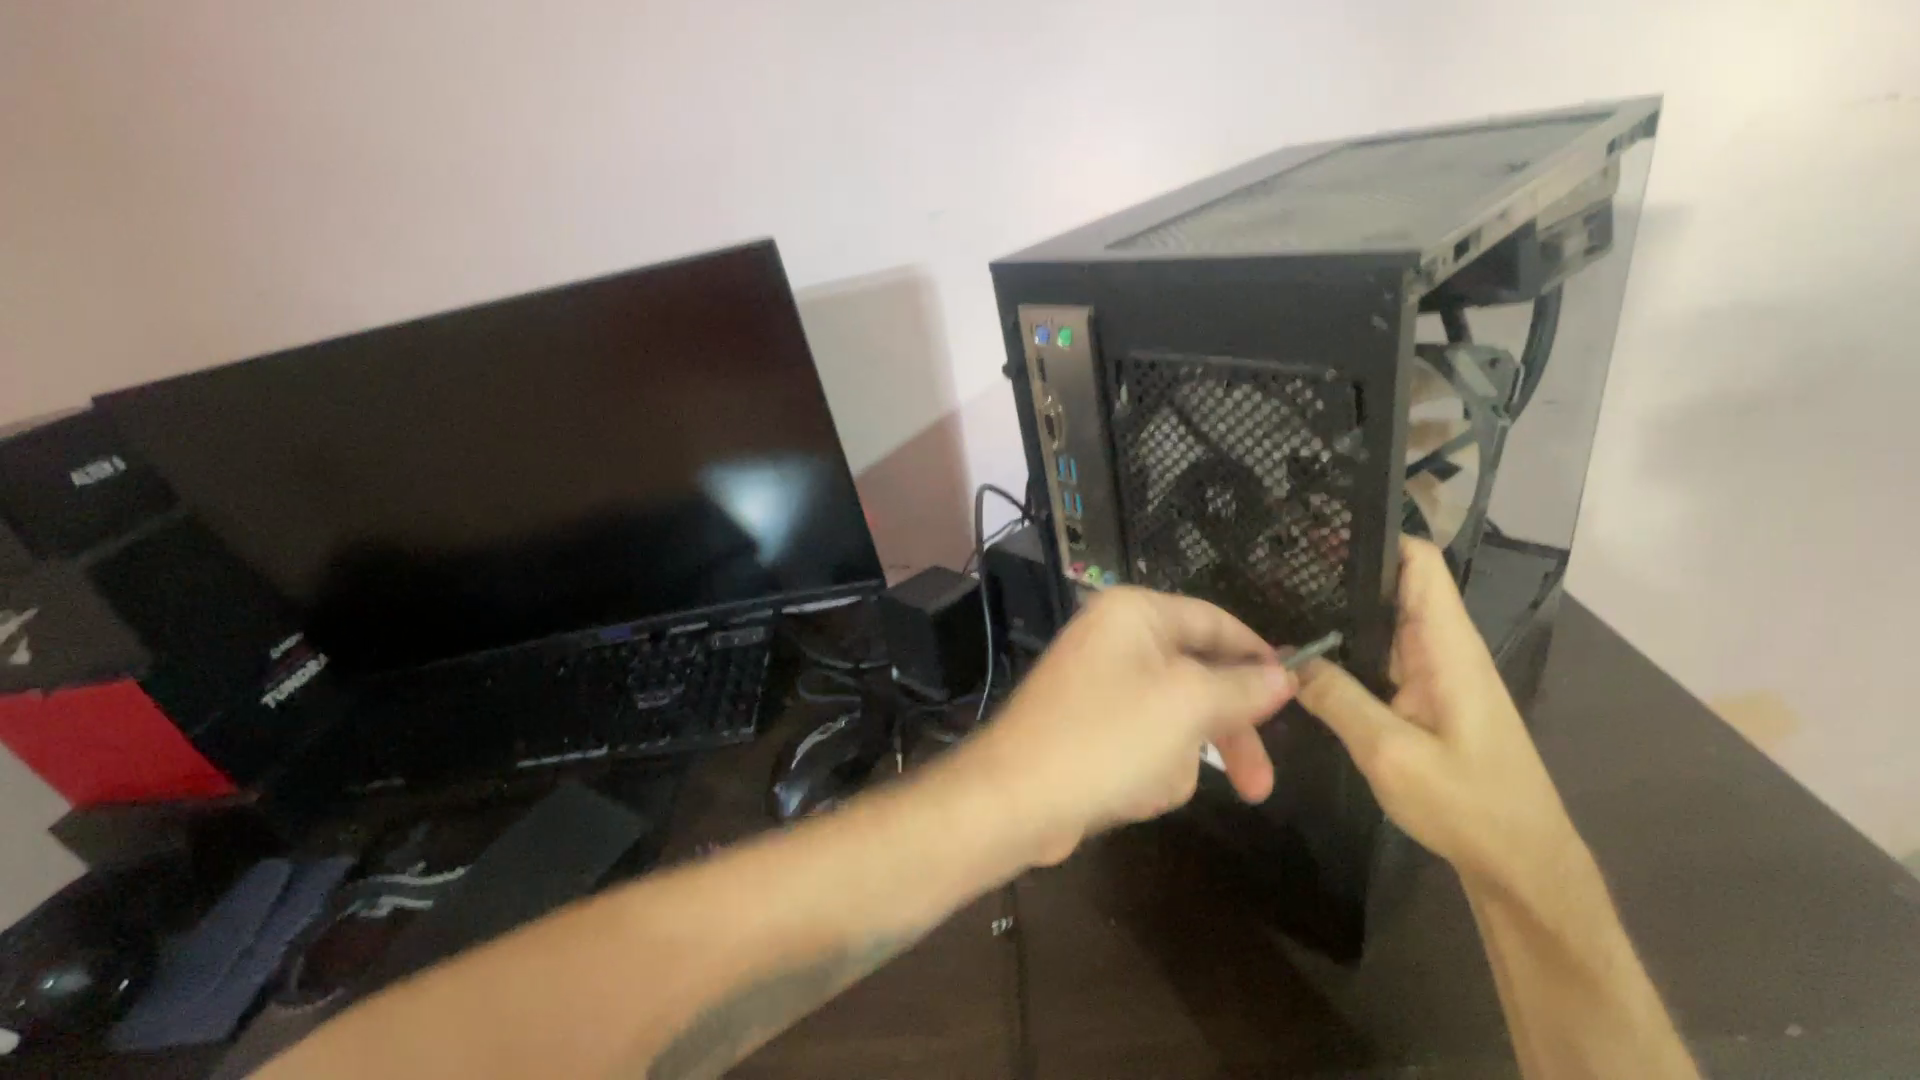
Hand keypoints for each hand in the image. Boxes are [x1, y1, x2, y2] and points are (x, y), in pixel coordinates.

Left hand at [967, 587, 1295, 862]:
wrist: (1016, 801)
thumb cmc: (1107, 740)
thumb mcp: (1189, 706)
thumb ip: (1242, 687)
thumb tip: (1285, 674)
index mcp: (1135, 614)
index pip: (1215, 621)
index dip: (1258, 656)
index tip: (1299, 691)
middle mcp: (1115, 639)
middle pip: (1198, 678)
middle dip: (1223, 733)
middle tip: (1260, 782)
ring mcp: (1099, 686)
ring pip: (1176, 721)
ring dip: (1176, 760)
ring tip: (1147, 781)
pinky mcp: (1089, 729)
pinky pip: (1144, 746)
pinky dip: (1147, 772)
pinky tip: (1127, 793)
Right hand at [1294, 537, 1581, 895]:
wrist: (1521, 862)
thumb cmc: (1468, 803)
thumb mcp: (1390, 752)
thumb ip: (1336, 699)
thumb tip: (1286, 658)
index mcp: (1447, 646)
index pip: (1419, 562)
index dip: (1375, 536)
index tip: (1315, 529)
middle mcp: (1443, 648)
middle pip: (1395, 586)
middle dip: (1341, 570)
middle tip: (1274, 563)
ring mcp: (1434, 674)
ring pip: (1383, 623)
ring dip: (1338, 612)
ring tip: (1275, 599)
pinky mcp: (1425, 698)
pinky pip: (1380, 657)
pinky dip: (1345, 648)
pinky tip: (1303, 654)